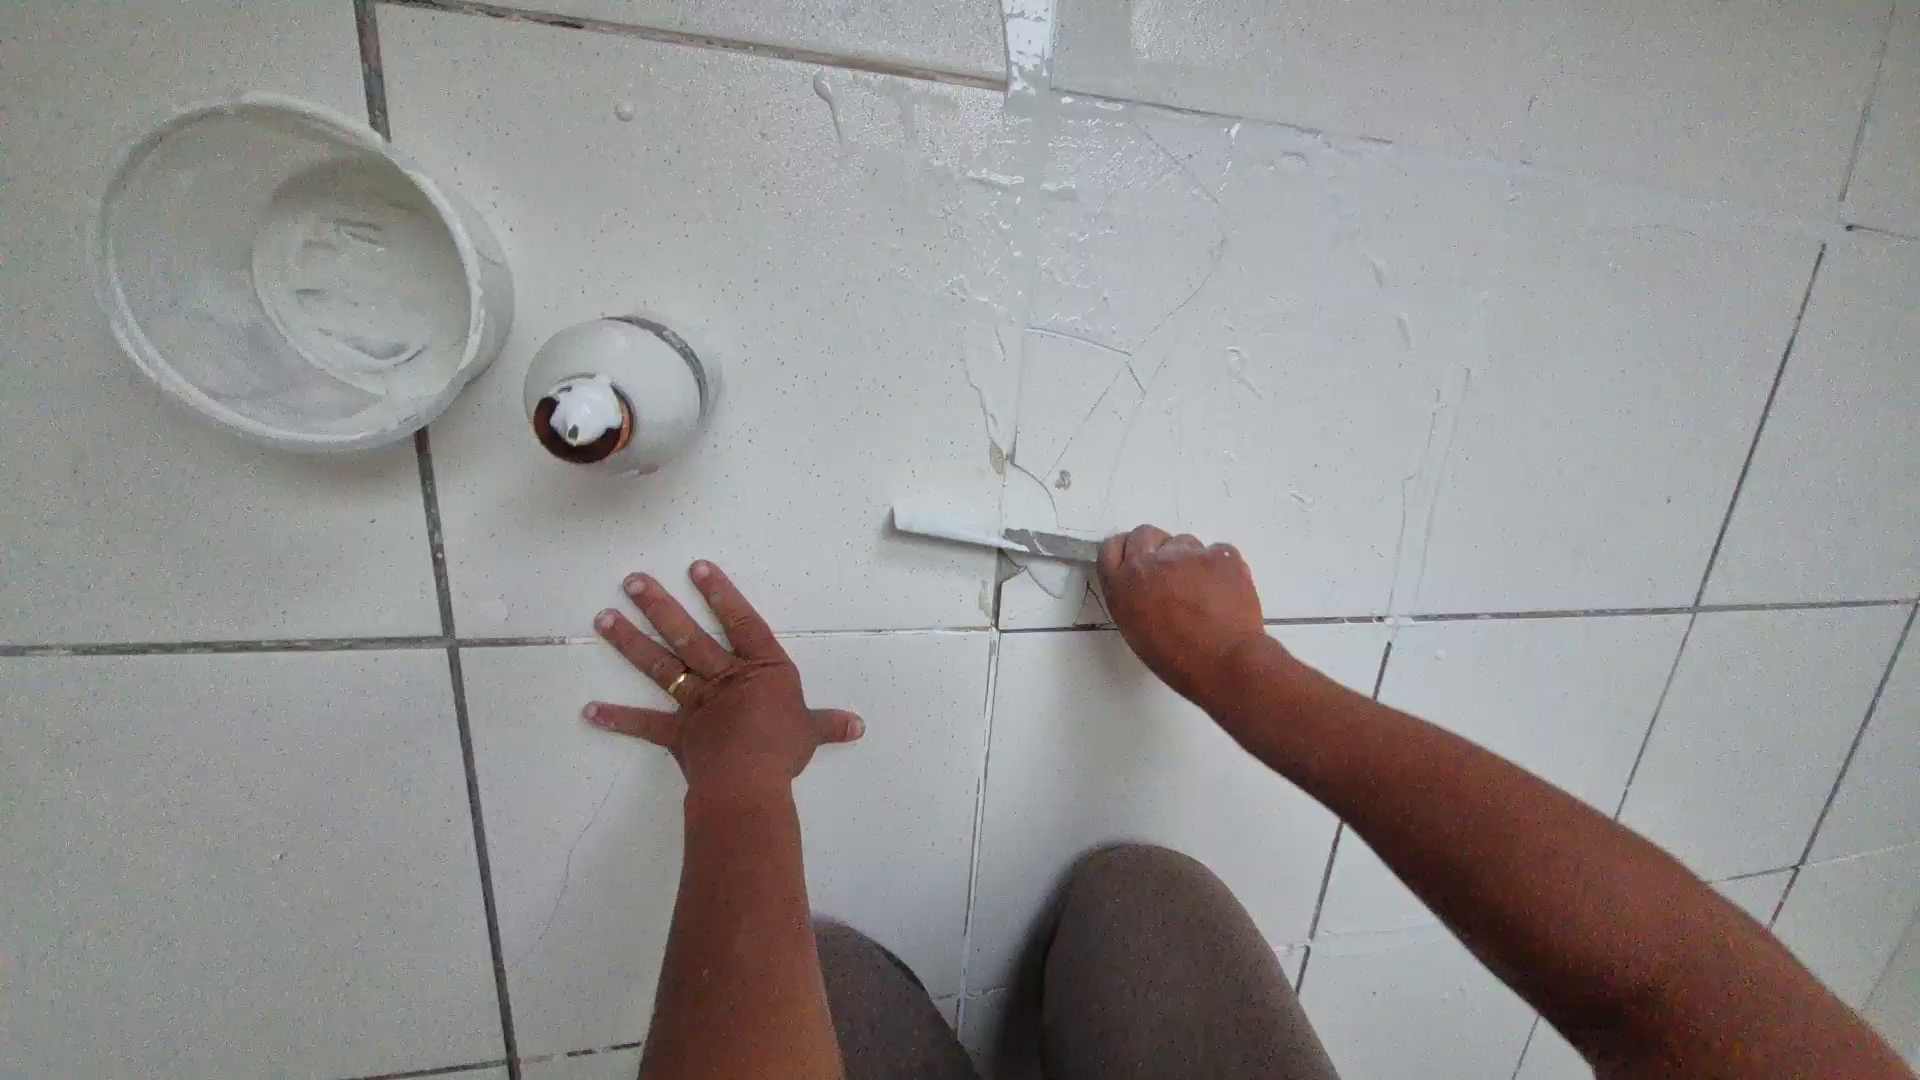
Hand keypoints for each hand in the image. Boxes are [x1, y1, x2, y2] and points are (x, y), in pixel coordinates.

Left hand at [583, 561, 862, 791]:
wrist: (749, 779)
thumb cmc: (782, 747)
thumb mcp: (811, 731)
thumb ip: (829, 723)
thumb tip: (858, 725)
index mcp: (761, 670)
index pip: (742, 623)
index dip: (721, 594)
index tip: (697, 567)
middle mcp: (725, 678)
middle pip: (689, 636)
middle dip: (659, 607)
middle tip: (632, 581)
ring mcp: (697, 703)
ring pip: (661, 667)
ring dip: (630, 643)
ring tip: (603, 618)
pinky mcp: (677, 734)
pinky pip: (644, 724)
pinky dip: (617, 718)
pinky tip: (589, 710)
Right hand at [1097, 525, 1269, 711]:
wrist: (1223, 663)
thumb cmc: (1176, 658)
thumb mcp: (1135, 629)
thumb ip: (1131, 597)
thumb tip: (1145, 584)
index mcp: (1121, 585)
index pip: (1111, 548)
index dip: (1126, 551)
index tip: (1137, 559)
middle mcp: (1148, 562)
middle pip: (1144, 534)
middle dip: (1155, 547)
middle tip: (1170, 572)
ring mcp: (1186, 554)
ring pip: (1183, 541)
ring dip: (1188, 557)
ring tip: (1203, 589)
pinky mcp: (1220, 555)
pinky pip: (1217, 551)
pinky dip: (1220, 566)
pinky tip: (1225, 590)